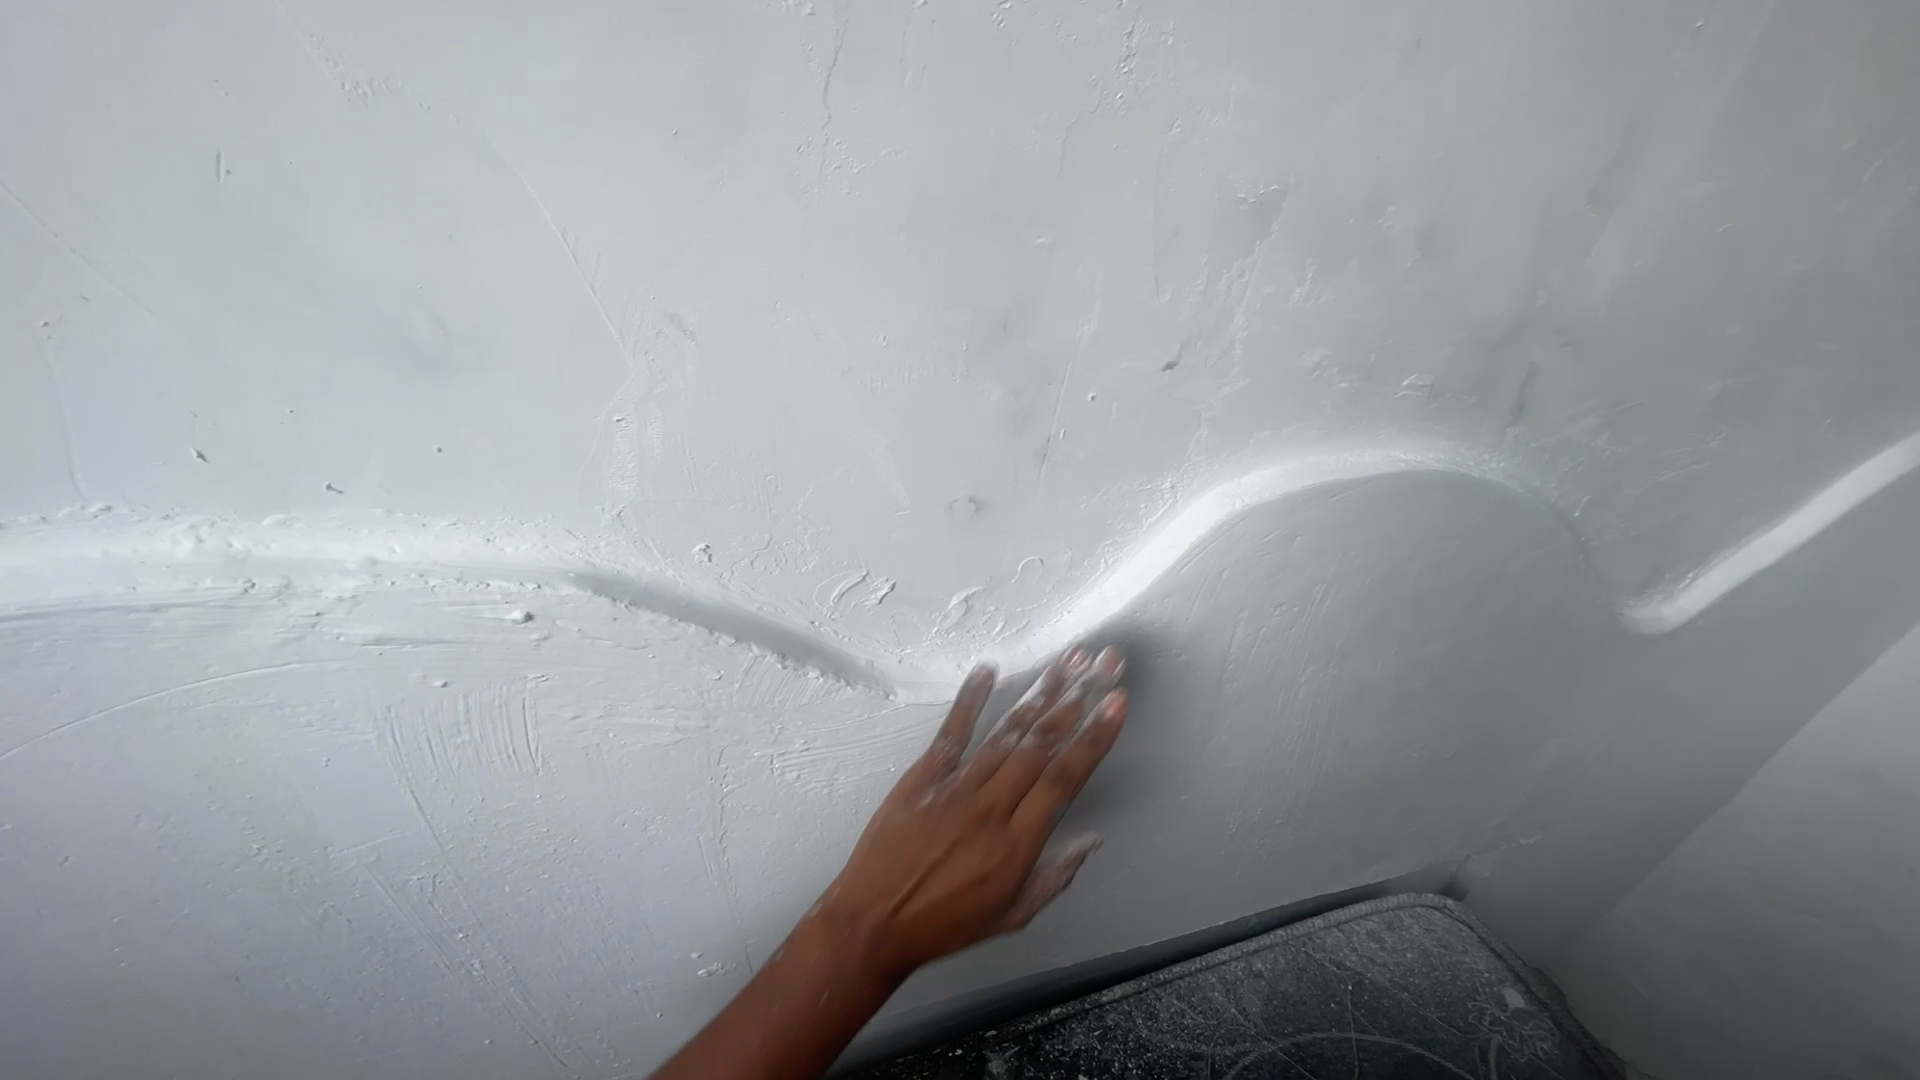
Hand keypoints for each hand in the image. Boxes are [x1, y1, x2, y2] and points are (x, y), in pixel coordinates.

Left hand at [815, 645, 1128, 981]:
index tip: (1116, 703)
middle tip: (1099, 666)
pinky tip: (988, 672)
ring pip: (1005, 733)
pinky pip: (951, 733)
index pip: (1065, 777)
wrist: (874, 921)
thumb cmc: (946, 923)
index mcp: (1018, 843)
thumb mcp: (1012, 916)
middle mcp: (991, 807)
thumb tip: (1092, 840)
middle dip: (1074, 701)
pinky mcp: (922, 778)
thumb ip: (1055, 876)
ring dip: (1038, 695)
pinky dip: (970, 700)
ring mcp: (955, 788)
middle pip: (1040, 745)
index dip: (1094, 737)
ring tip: (1065, 664)